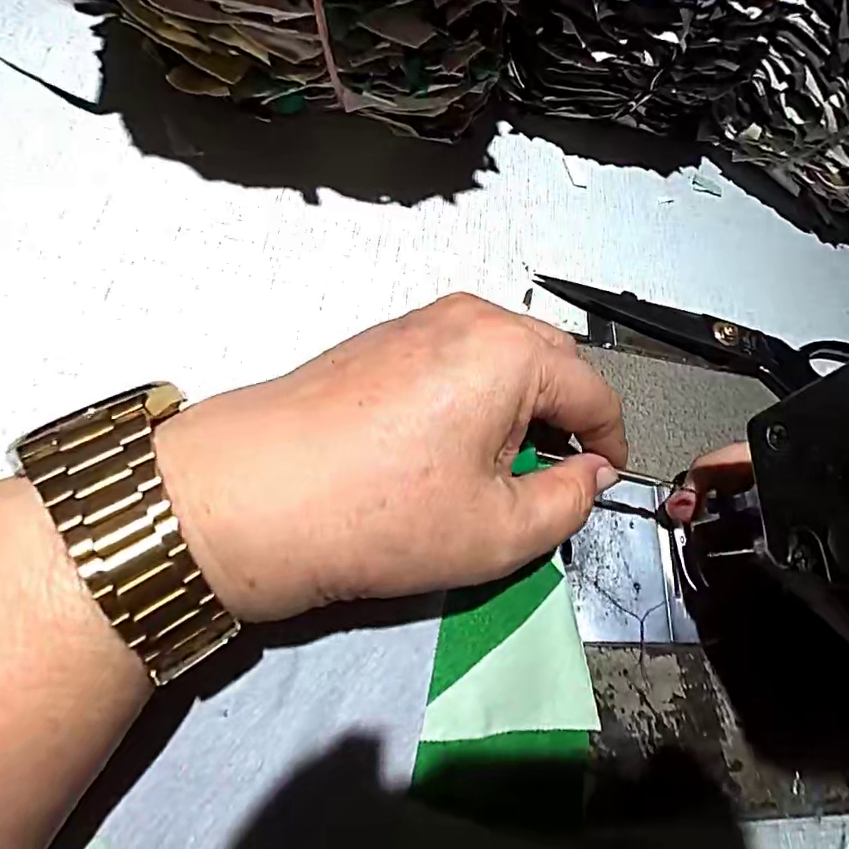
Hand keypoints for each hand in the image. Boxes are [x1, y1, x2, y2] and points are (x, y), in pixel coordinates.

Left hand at [153, 294, 627, 619]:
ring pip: (511, 352)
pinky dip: (485, 388)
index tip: (604, 476)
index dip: (610, 440)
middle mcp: (475, 316)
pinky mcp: (391, 333)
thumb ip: (570, 501)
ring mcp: (427, 318)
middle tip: (553, 470)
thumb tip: (591, 472)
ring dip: (527, 400)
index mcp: (511, 352)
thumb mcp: (498, 532)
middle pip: (556, 361)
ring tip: (499, 458)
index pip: (594, 392)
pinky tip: (452, 436)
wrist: (238, 498)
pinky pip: (467, 351)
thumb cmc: (377, 515)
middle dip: (568, 414)